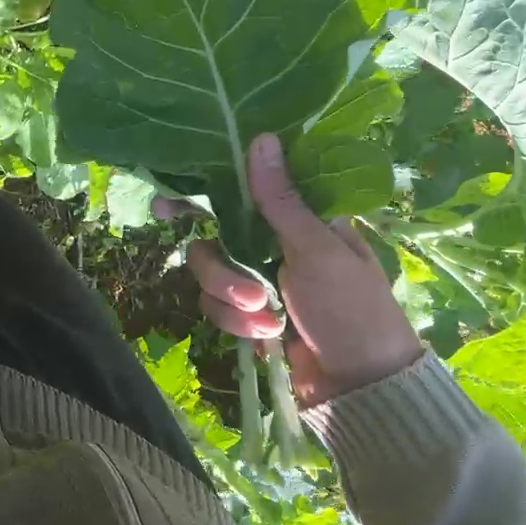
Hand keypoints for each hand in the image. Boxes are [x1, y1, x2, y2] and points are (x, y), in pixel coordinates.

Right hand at [165, 132, 422, 406]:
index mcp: (296, 220)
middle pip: (211, 235)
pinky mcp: (246, 311)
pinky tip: (267, 335)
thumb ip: (280, 199)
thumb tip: (261, 137)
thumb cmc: (351, 309)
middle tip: (236, 290)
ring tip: (265, 318)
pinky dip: (237, 321)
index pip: (240, 192)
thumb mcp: (316, 250)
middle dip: (219, 267)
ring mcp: (257, 278)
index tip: (165, 206)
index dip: (199, 194)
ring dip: (231, 297)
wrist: (360, 387)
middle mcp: (271, 243)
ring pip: (209, 272)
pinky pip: (215, 304)